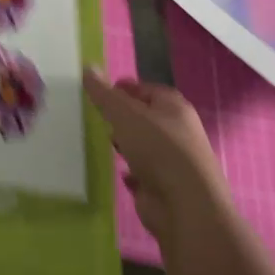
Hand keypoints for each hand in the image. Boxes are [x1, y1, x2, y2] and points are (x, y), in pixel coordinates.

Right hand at [83, 68, 228, 241]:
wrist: (186, 207)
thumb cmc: (158, 150)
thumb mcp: (125, 114)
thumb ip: (104, 93)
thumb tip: (88, 67)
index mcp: (175, 109)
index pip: (148, 89)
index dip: (125, 88)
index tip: (100, 92)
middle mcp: (179, 133)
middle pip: (146, 118)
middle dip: (123, 117)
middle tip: (99, 116)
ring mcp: (173, 162)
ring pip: (144, 145)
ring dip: (126, 144)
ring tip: (105, 142)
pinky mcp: (165, 186)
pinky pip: (143, 172)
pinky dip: (131, 171)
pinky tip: (118, 171)